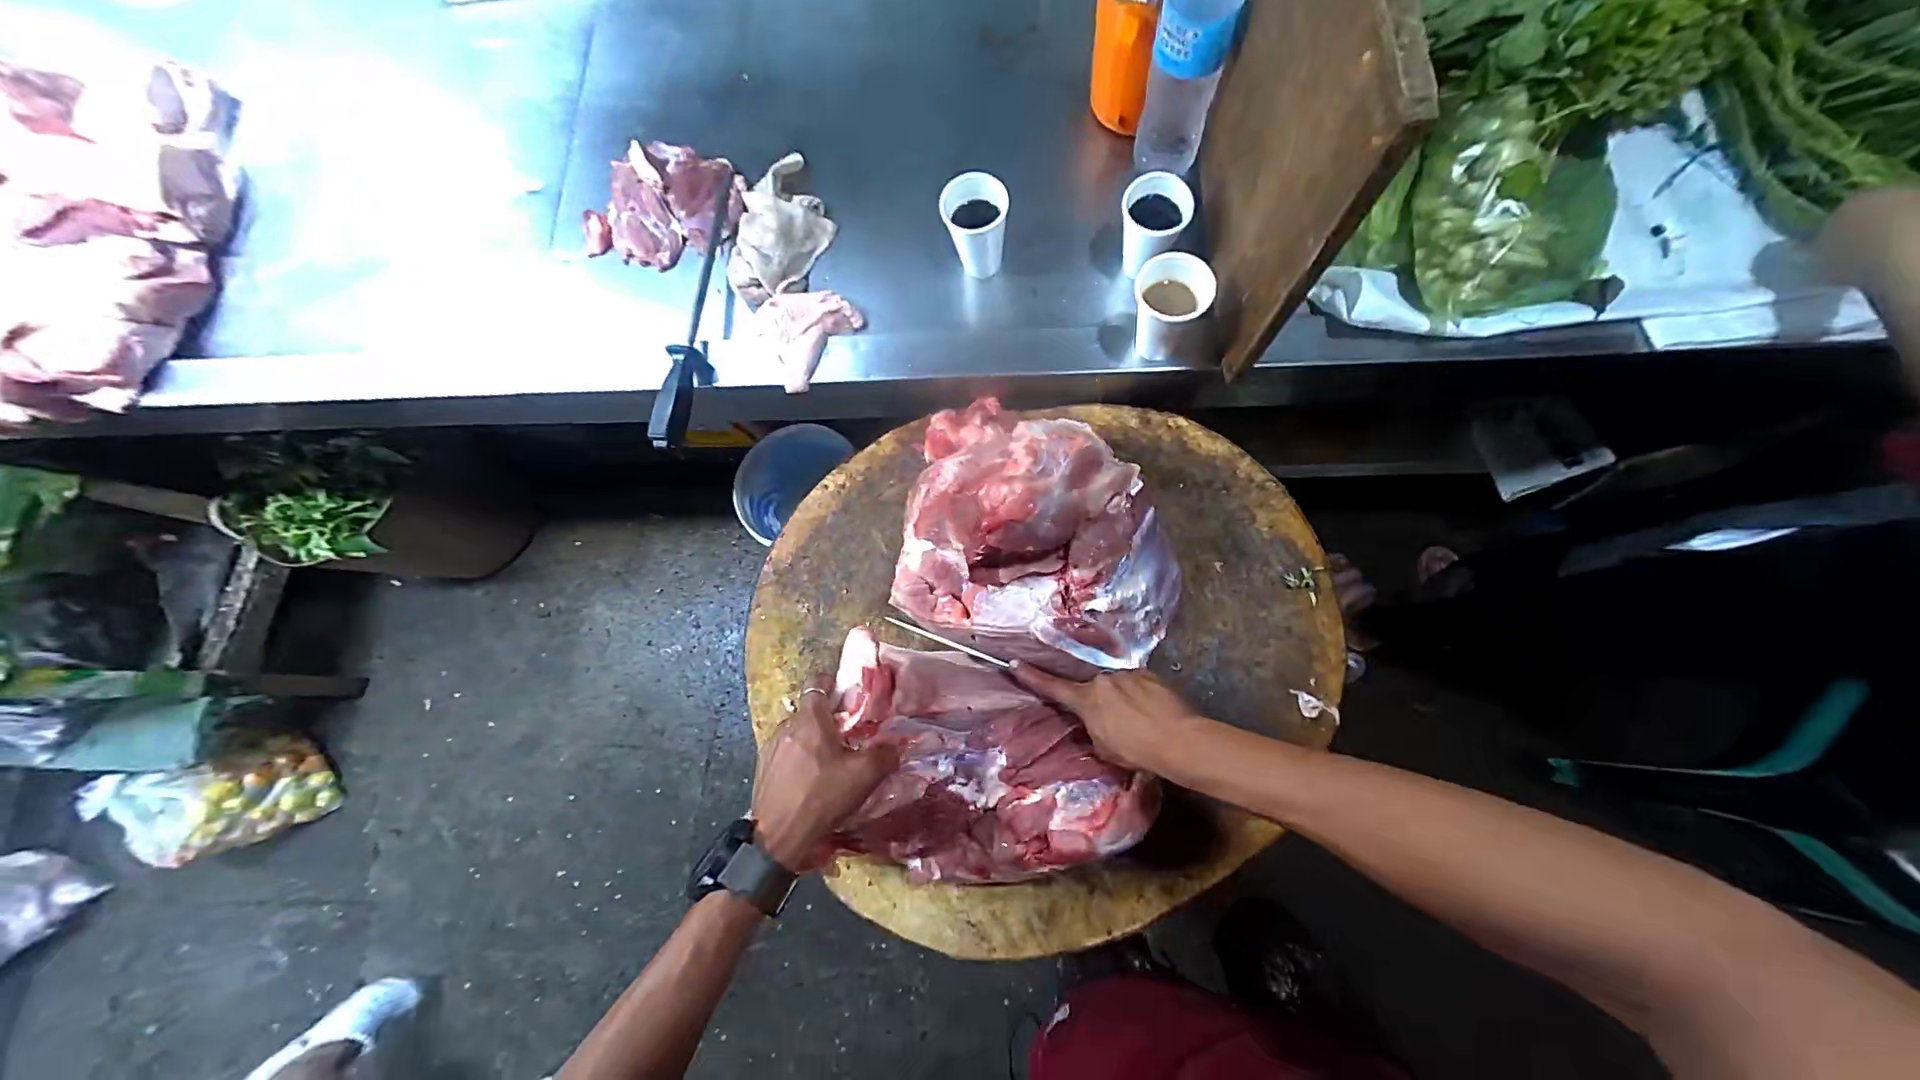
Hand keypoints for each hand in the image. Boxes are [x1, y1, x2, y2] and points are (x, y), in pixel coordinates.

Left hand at [751, 680, 897, 873]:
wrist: (779, 838)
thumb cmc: (822, 797)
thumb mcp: (864, 776)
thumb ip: (885, 754)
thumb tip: (897, 745)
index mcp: (810, 719)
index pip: (817, 683)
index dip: (834, 685)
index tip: (849, 697)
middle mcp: (787, 726)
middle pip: (810, 711)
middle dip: (830, 719)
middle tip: (850, 735)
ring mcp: (771, 748)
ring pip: (798, 733)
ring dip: (814, 740)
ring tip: (832, 761)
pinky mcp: (764, 769)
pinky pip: (787, 753)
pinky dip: (801, 758)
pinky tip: (813, 780)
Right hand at [1010, 663, 1201, 770]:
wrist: (1180, 740)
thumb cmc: (1138, 751)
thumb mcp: (1104, 748)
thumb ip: (1091, 730)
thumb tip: (1093, 722)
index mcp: (1086, 699)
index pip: (1053, 687)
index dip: (1032, 677)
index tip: (1015, 664)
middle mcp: (1103, 680)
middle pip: (1093, 688)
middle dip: (1099, 702)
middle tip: (1116, 721)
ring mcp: (1127, 673)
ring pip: (1117, 685)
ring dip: (1122, 698)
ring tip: (1140, 719)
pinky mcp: (1149, 673)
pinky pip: (1136, 682)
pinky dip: (1140, 695)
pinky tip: (1152, 710)